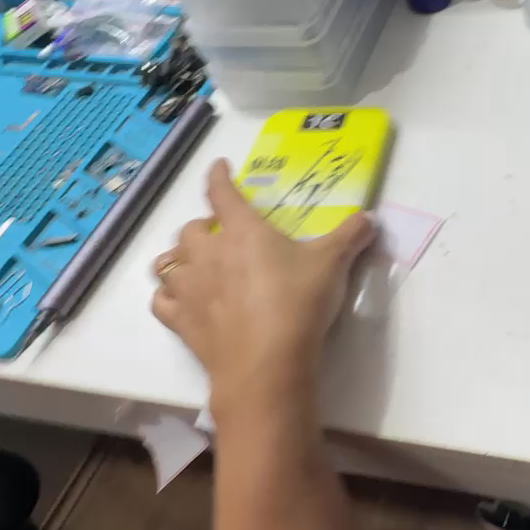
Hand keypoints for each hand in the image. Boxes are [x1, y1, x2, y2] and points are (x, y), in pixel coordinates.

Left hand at [151, 160, 376, 430]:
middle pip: (190, 228)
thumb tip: (368, 218)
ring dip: (179, 257)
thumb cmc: (298, 303)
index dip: (218, 176)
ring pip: (167, 261)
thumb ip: (350, 236)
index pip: (221, 193)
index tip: (219, 166)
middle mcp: (207, 253)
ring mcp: (188, 288)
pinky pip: (162, 299)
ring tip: (197, 262)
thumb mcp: (333, 264)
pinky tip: (183, 298)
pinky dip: (169, 294)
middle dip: (204, 226)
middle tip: (224, 234)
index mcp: (242, 231)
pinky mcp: (180, 321)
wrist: (266, 363)